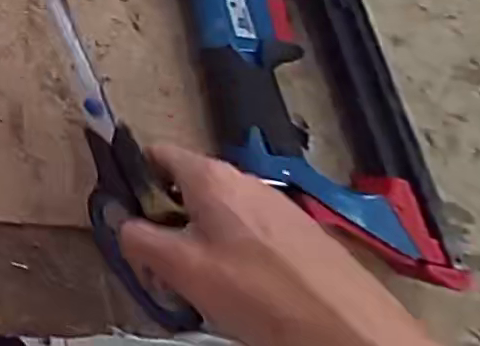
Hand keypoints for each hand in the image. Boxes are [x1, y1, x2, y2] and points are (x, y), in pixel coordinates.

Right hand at [119, 145, 436, 345]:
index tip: (134, 221)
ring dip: (203, 239)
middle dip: (170, 222)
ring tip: (211, 288)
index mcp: (208, 174)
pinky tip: (252, 295)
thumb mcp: (185, 271)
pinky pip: (253, 231)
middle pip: (186, 186)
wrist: (360, 338)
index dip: (135, 181)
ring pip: (220, 211)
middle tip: (171, 267)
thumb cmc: (262, 296)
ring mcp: (276, 203)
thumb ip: (139, 240)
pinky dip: (239, 253)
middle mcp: (241, 176)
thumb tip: (120, 222)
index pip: (154, 153)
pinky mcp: (305, 233)